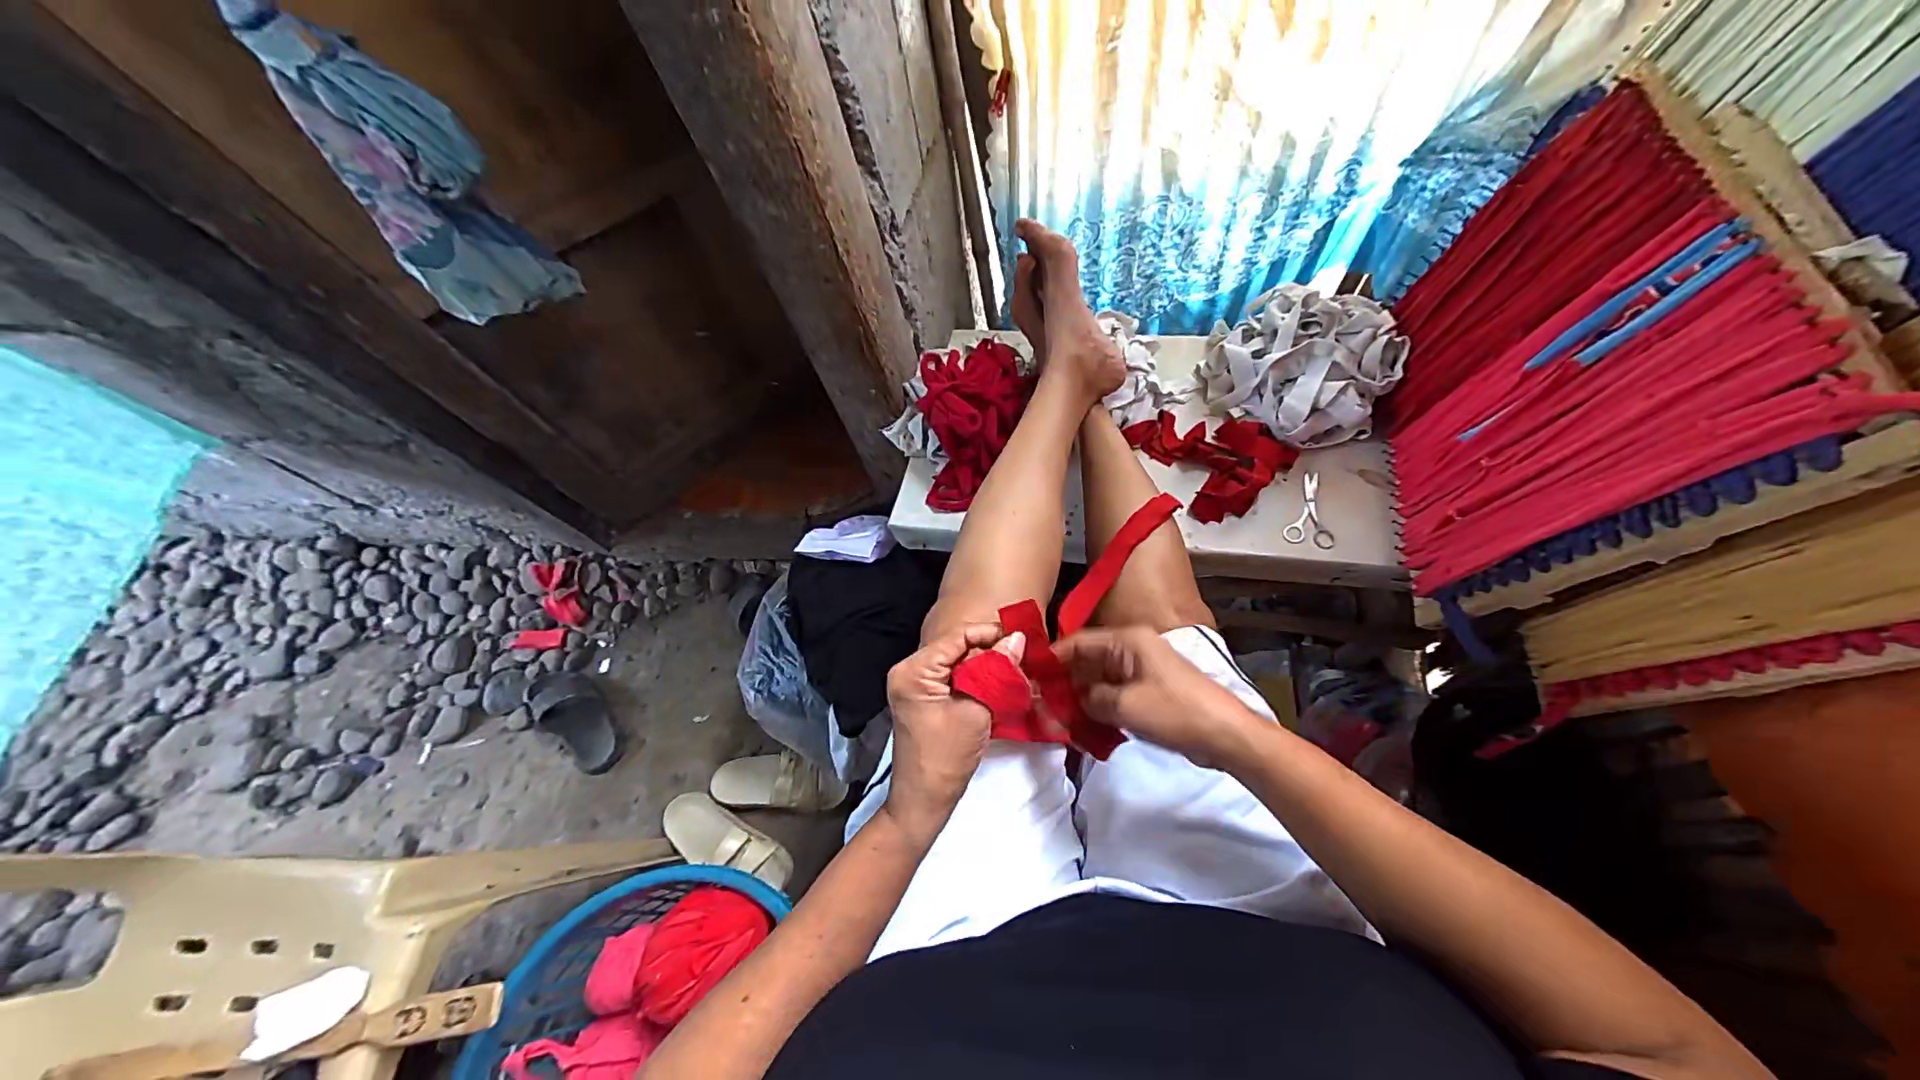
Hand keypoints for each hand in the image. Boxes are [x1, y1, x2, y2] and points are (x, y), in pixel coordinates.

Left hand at [883, 624, 1026, 843]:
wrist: (924, 800)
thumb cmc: (947, 757)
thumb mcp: (976, 710)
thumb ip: (996, 671)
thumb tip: (1017, 639)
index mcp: (914, 670)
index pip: (957, 637)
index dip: (990, 634)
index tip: (1021, 638)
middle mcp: (908, 670)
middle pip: (957, 647)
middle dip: (991, 650)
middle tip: (1023, 655)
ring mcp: (914, 684)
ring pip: (958, 662)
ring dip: (986, 665)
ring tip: (1016, 668)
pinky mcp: (923, 698)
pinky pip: (953, 677)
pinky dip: (976, 679)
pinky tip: (999, 683)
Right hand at [1054, 627, 1267, 770]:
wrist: (1226, 735)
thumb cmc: (1175, 712)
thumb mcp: (1124, 706)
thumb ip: (1090, 699)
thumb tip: (1069, 701)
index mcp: (1127, 640)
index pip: (1076, 642)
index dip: (1051, 659)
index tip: (1029, 679)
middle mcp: (1132, 648)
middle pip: (1086, 661)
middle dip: (1063, 682)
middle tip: (1039, 705)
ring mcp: (1142, 670)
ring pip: (1098, 680)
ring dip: (1080, 698)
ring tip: (1056, 719)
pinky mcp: (1148, 691)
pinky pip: (1113, 694)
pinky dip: (1098, 708)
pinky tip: (1083, 727)